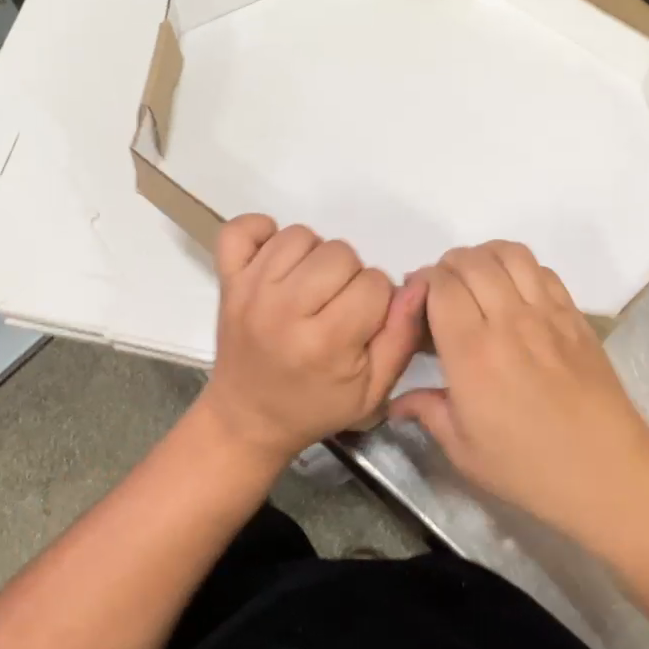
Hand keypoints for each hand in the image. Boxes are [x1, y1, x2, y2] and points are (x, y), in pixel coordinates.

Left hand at [198, 215, 427, 464]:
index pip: (373, 283)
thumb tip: (420, 284)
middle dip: (350, 277)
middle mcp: (284, 309)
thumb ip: (402, 336)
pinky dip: (262, 233)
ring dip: (314, 256)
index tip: (364, 324)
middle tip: (338, 306)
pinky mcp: (228, 280)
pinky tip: (278, 262)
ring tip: (311, 288)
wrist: (248, 420)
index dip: (378, 300)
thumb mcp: (374, 389)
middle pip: (339, 253)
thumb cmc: (317, 407)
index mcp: (324, 342)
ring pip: (300, 236)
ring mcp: (250, 291)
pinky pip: (242, 229)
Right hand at [389, 241, 648, 539]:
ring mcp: (547, 314)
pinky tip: (515, 292)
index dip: (423, 283)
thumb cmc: (529, 469)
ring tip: (477, 280)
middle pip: (473, 261)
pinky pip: (544, 271)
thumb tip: (398, 402)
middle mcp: (509, 321)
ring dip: (485, 257)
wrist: (606, 471)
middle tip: (442, 291)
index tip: (417, 300)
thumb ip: (429, 412)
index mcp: (472, 353)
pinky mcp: (575, 317)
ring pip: (511, 254)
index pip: (441, 286)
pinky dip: (522, 268)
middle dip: (448, 266)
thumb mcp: (464, 451)